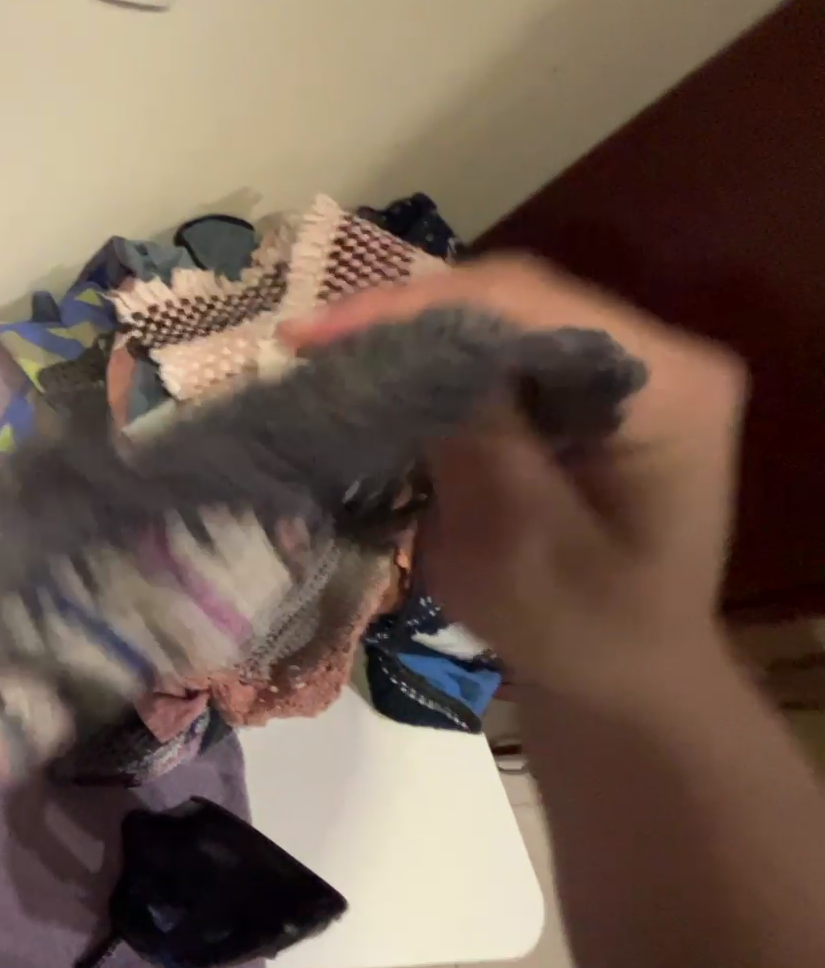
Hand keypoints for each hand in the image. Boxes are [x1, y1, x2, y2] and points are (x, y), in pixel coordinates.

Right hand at [281, 256, 746, 695]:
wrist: (611, 667)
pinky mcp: (555, 400)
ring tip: (316, 354)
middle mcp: (640, 360)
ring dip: (396, 337)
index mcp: (664, 386)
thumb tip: (406, 358)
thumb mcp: (520, 538)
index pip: (526, 305)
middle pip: (502, 300)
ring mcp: (597, 376)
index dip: (412, 308)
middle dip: (395, 316)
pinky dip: (409, 366)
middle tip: (303, 342)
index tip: (313, 338)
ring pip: (481, 322)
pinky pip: (474, 359)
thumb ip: (476, 440)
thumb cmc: (575, 620)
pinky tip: (360, 378)